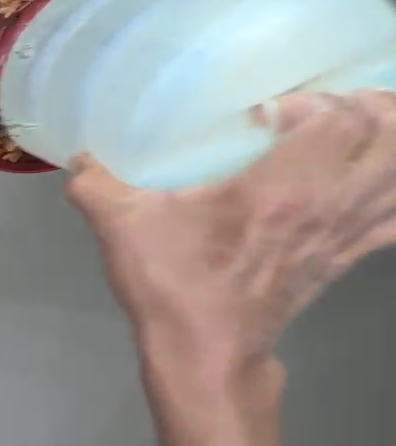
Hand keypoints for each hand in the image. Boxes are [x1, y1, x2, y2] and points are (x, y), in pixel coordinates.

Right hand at [68, 90, 395, 365]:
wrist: (203, 345)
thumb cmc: (169, 280)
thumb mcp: (119, 226)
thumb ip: (95, 185)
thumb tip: (81, 160)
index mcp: (284, 187)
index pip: (339, 117)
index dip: (309, 101)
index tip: (260, 115)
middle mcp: (335, 200)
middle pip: (392, 131)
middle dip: (365, 107)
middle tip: (314, 110)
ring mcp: (352, 227)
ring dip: (388, 138)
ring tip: (347, 132)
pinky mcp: (354, 250)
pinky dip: (392, 184)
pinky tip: (367, 178)